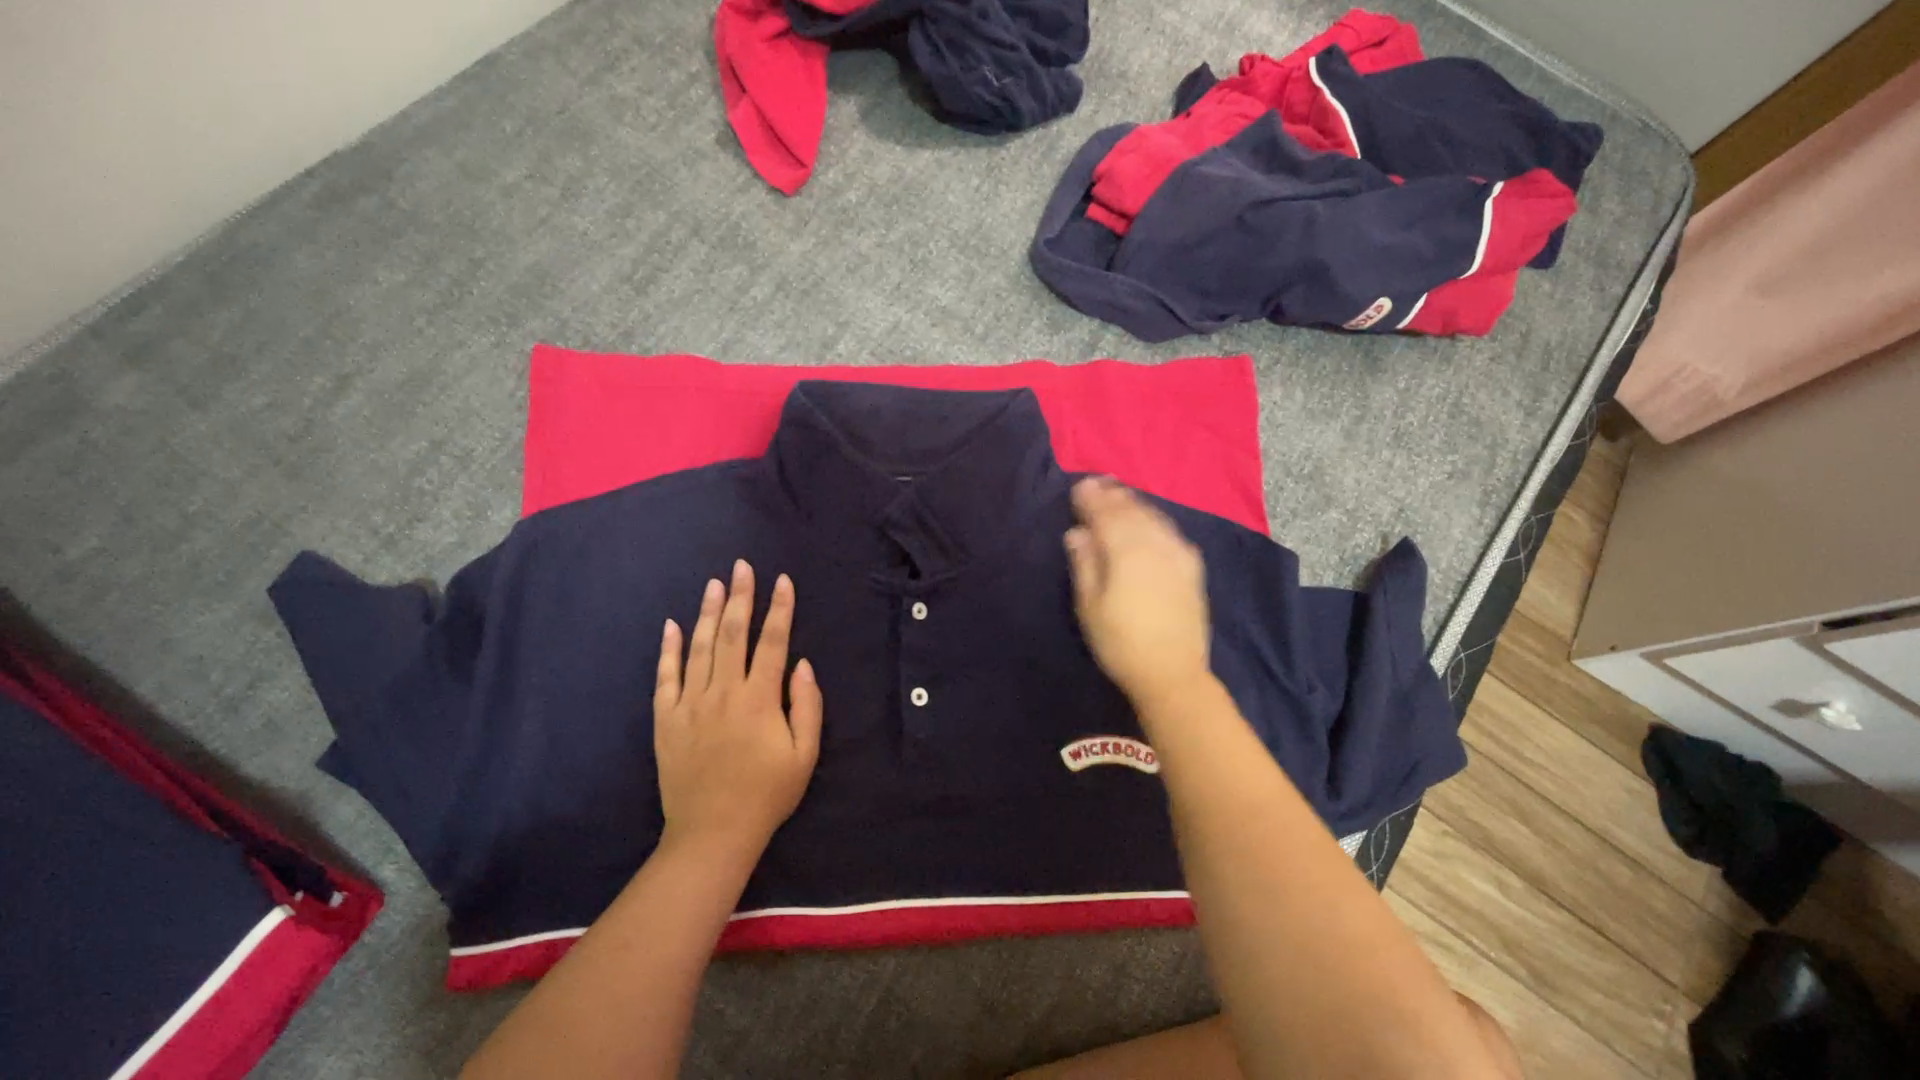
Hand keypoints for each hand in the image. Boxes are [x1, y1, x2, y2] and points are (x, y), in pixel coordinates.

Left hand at [654, 560, 822, 857]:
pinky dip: (668, 649)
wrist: (713, 832)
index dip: (780, 609)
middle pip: (732, 634)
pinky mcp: (665, 719)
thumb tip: (801, 664)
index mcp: (760, 699)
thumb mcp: (805, 755)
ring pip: (699, 647)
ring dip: (707, 612)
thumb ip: (807, 706)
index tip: (783, 581)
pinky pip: (664, 676)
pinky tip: (671, 625)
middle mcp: (723, 692)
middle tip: (743, 566)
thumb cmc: (767, 795)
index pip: (772, 642)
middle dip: (740, 597)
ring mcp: (690, 704)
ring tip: (714, 584)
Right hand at [1063, 477, 1211, 709]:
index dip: (1091, 499)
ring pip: (1154, 517)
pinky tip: (1150, 522)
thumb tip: (1078, 532)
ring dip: (1135, 504)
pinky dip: (1155, 520)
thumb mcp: (1089, 606)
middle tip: (1098, 484)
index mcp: (1126, 551)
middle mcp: (1155, 544)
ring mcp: (1178, 554)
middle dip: (1113, 496)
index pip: (1105, 514)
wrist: (1173, 674)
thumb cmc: (1120, 643)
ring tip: (1120, 496)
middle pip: (1131, 511)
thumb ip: (1085, 563)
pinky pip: (1171, 532)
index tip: (1078, 486)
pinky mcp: (1192, 567)